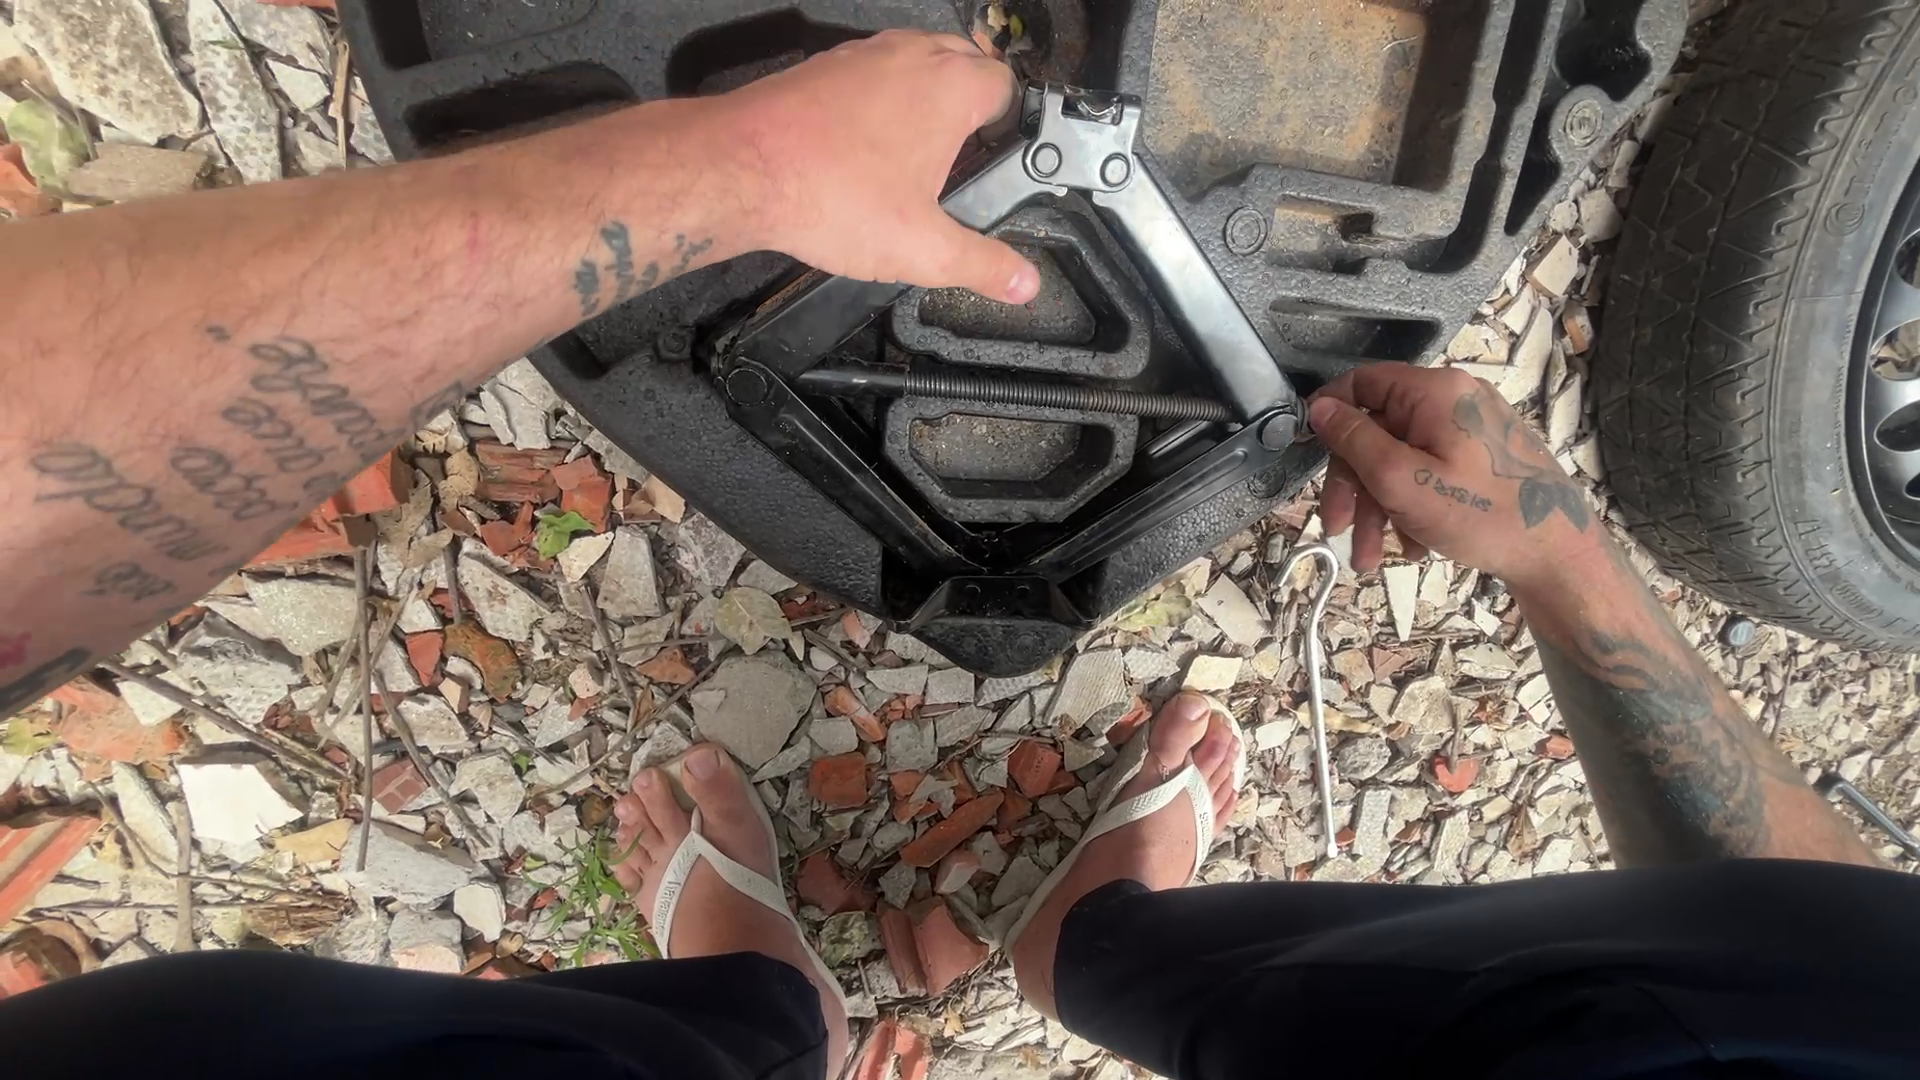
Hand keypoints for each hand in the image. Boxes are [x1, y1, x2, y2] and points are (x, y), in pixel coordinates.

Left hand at [717, 30, 1040, 303]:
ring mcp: (863, 57)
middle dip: (977, 110)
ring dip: (930, 104)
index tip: (1006, 163)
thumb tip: (1026, 283)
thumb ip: (982, 266)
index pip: (1008, 88)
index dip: (1015, 127)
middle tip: (970, 165)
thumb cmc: (835, 200)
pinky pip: (875, 78)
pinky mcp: (825, 71)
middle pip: (967, 66)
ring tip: (924, 162)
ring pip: (918, 67)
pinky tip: (873, 153)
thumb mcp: (924, 250)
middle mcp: (910, 56)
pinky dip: (886, 105)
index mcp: (949, 88)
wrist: (742, 171)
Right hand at [1307, 363, 1602, 588]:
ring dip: (1376, 509)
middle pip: (1376, 433)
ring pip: (1398, 461)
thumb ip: (1353, 440)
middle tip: (1337, 527)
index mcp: (1435, 393)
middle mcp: (1453, 402)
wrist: (1559, 556)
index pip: (1363, 382)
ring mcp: (1468, 430)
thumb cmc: (1479, 513)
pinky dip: (1408, 508)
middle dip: (1353, 486)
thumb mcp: (1399, 479)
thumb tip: (1318, 408)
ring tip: (1369, 556)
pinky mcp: (1479, 458)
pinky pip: (1425, 473)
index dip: (1329, 412)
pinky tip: (1411, 544)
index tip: (1305, 447)